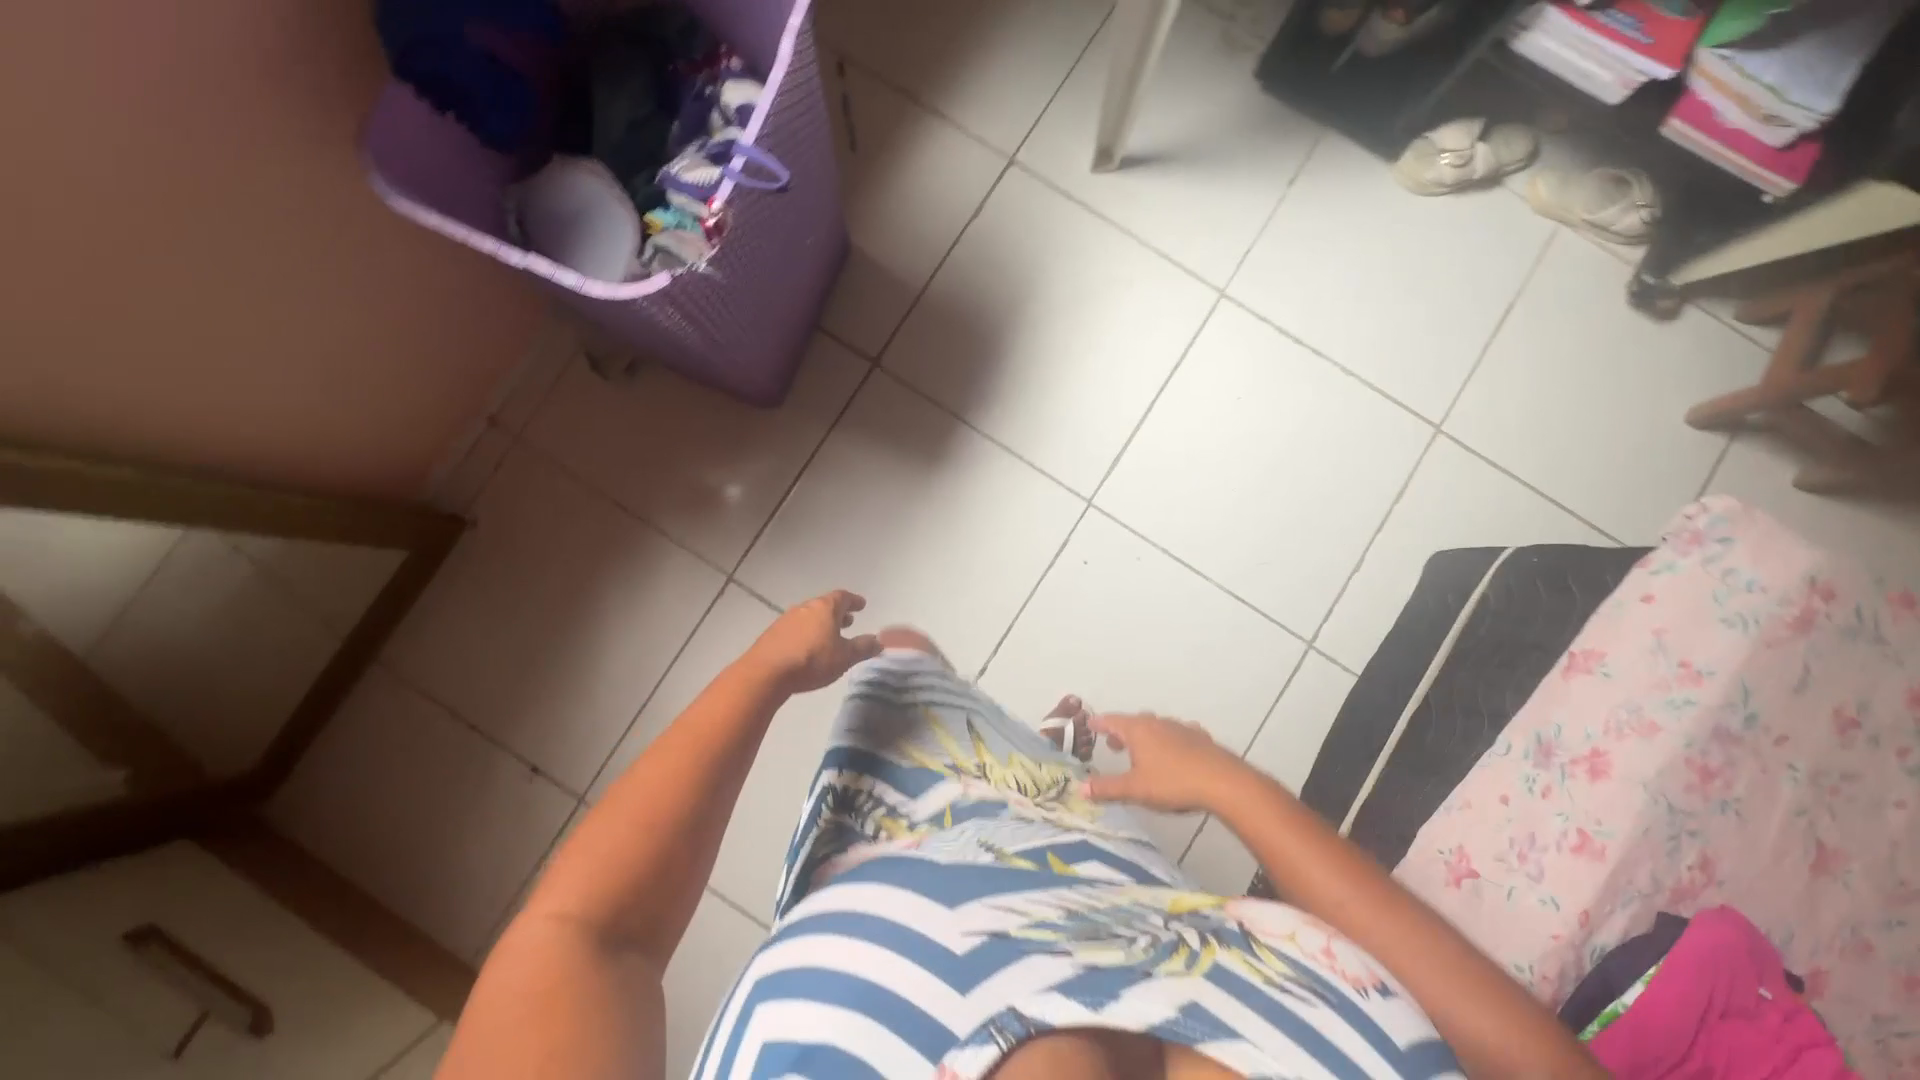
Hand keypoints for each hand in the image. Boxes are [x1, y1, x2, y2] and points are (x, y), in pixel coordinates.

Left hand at [744, 590, 880, 692]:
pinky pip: (796, 629)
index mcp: (824, 608)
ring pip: (809, 617)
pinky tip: (807, 648)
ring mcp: (786, 620)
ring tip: (829, 636)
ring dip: (821, 624)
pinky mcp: (772, 635)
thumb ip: (863, 648)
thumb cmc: (812, 661)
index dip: (854, 601)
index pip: (843, 598)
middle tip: (848, 621)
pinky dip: (806, 634)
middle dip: (838, 614)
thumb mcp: (844, 657)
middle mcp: (805, 608)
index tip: (862, 604)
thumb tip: (878, 641)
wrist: (766, 672)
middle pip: (824, 606)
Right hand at [1082, 712, 1249, 813]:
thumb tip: (1081, 788)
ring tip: (1143, 751)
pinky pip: (1179, 734)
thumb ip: (1107, 788)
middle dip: (1122, 732)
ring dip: (1147, 735)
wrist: (1222, 781)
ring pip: (1157, 726)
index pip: (1112, 721)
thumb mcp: (1135, 789)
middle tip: (1114, 745)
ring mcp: (1181, 728)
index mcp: (1138, 731)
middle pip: (1134, 722)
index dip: (1099, 723)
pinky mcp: (1200, 738)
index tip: (1089, 724)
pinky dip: (1170, 740)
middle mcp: (1158, 723)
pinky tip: (1175, 751)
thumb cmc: (1172, 782)